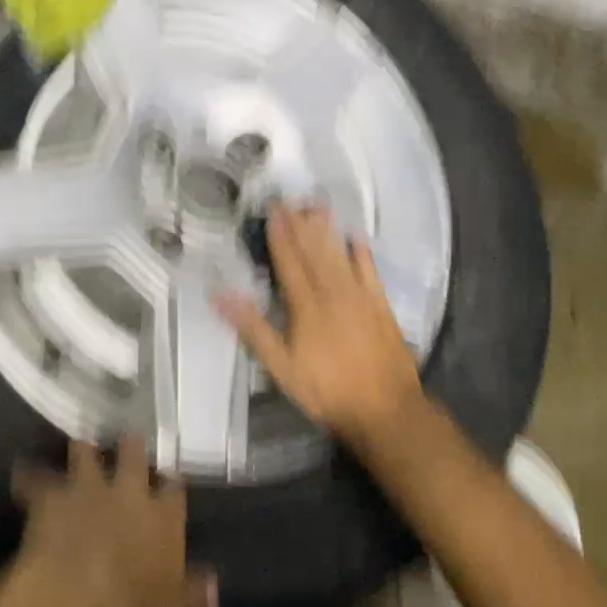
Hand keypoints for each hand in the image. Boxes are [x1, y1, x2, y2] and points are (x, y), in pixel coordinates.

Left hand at [11, 437, 217, 606]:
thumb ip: (191, 595)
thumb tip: (210, 587)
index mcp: (163, 518)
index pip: (174, 488)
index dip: (171, 482)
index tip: (169, 478)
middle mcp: (128, 492)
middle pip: (133, 453)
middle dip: (130, 444)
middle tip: (128, 438)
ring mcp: (86, 488)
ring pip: (85, 452)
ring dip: (82, 450)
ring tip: (80, 443)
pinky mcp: (48, 496)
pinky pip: (34, 477)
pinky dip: (29, 476)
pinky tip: (23, 472)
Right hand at [216, 202, 424, 437]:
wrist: (385, 410)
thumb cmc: (326, 390)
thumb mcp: (281, 366)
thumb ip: (253, 328)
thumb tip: (221, 294)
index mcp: (306, 306)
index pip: (289, 262)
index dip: (280, 235)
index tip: (272, 209)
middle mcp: (333, 293)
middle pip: (314, 252)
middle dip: (301, 223)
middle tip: (292, 197)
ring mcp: (361, 298)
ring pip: (340, 255)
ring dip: (328, 229)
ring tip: (317, 204)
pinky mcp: (381, 307)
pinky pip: (370, 272)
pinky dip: (362, 254)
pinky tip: (356, 237)